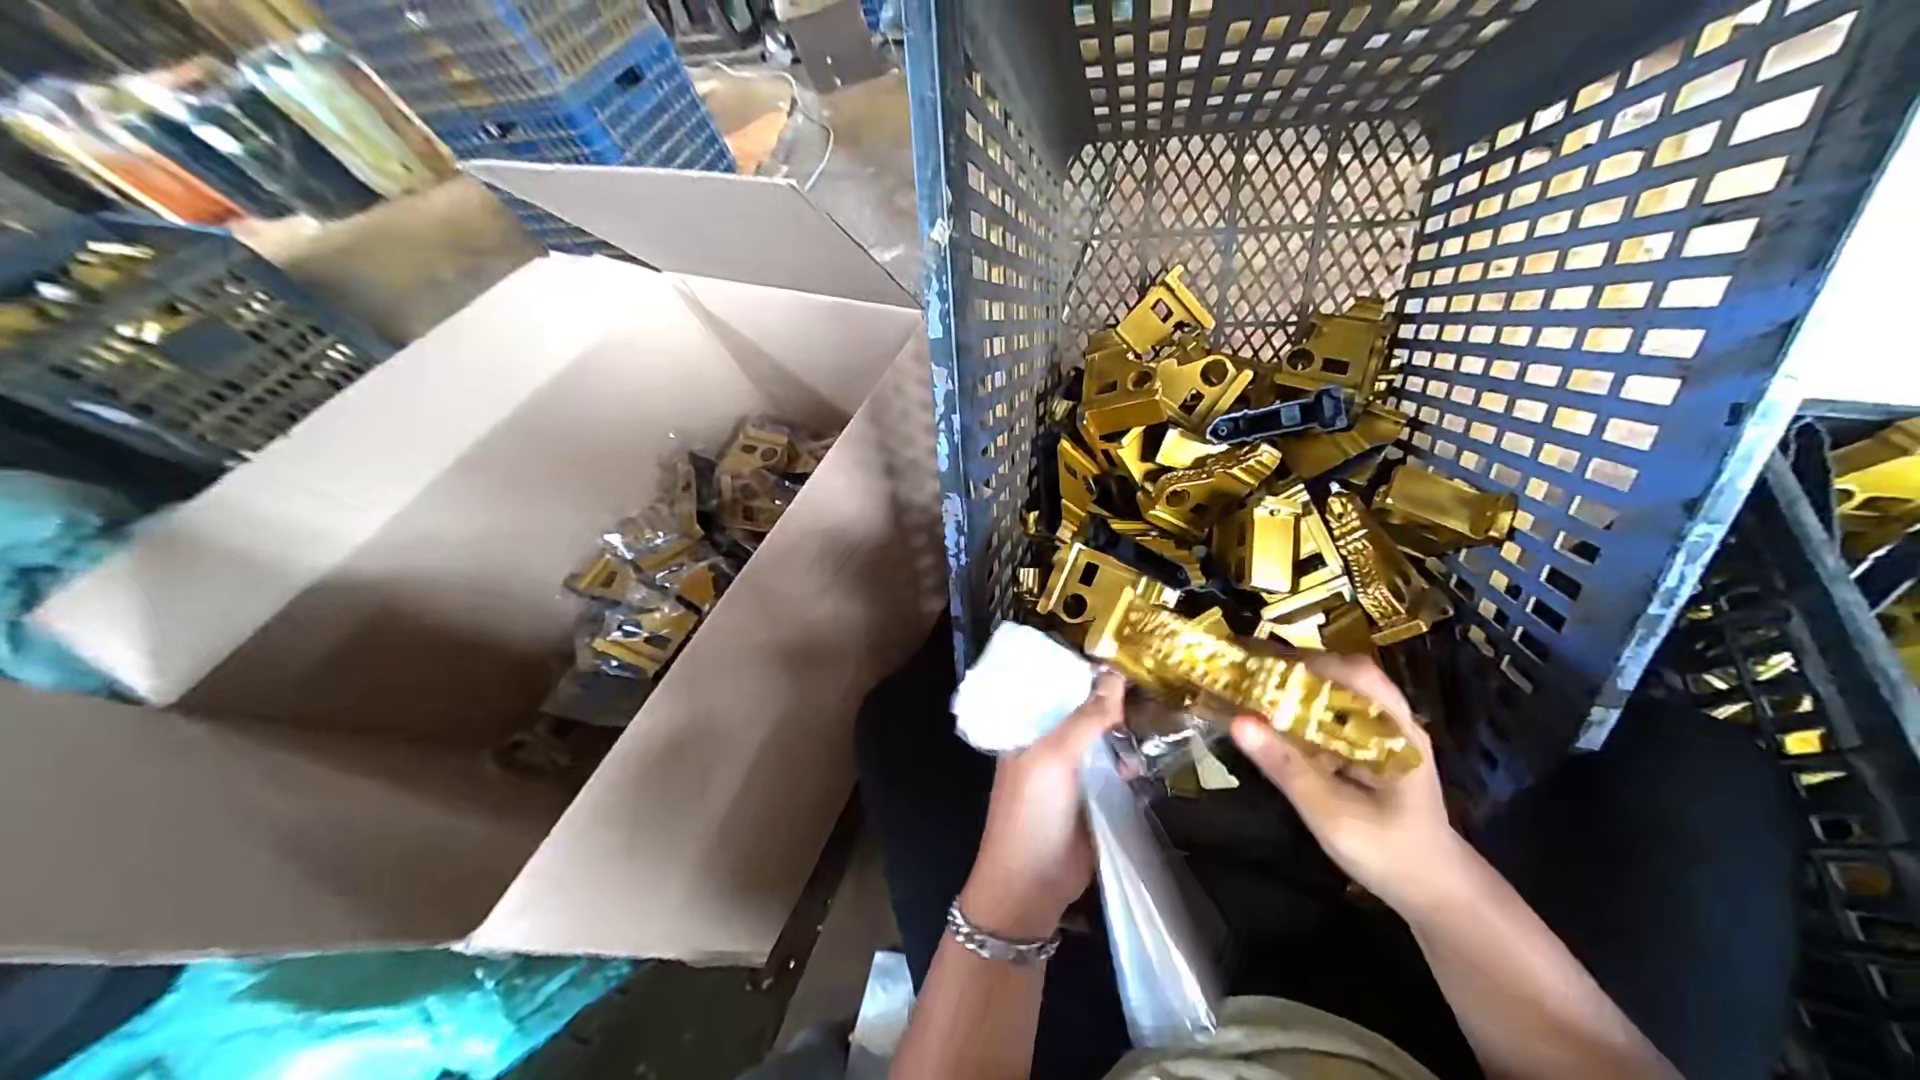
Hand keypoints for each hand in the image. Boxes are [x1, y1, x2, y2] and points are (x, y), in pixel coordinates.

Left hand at [959, 671, 1124, 939]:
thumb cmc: (1032, 812)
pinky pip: (1115, 771)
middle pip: (1085, 714)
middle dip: (1113, 704)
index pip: (1058, 689)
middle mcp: (1050, 745)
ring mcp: (1073, 773)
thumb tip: (1114, 676)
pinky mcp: (1095, 798)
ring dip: (1124, 735)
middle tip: (1149, 687)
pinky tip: (1147, 758)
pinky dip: (1130, 764)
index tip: (1123, 656)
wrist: (1031, 884)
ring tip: (1154, 720)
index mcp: (1029, 729)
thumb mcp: (1054, 758)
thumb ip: (1085, 719)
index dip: (1087, 674)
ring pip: (1103, 742)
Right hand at [1229, 652, 1471, 916]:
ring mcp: (1384, 737)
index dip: (1310, 664)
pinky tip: (1279, 726)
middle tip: (1252, 679)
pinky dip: (1306, 714)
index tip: (1264, 669)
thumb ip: (1285, 767)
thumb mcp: (1330, 813)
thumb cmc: (1387, 852)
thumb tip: (1238, 722)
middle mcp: (1393, 724)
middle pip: (1346, 677)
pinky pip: (1336, 718)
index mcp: (1395, 732)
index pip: (1357, 674)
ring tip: (1258, 696)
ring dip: (1300, 691)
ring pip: (1340, 695)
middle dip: (1298, 673)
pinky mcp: (1371, 752)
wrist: (1434, 893)